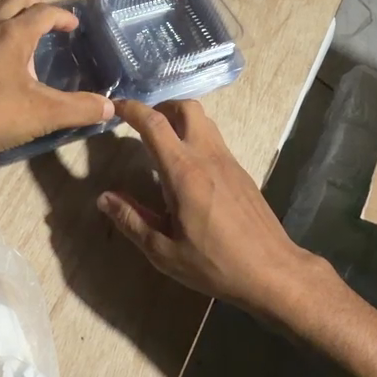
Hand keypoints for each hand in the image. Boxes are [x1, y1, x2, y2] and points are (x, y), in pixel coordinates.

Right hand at [97, 99, 330, 321]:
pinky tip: (188, 167)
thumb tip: (104, 198)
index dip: (131, 109)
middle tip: (143, 123)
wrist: (272, 270)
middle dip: (161, 106)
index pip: (153, 124)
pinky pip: (214, 139)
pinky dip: (196, 136)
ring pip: (204, 120)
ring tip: (162, 142)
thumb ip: (132, 220)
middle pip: (186, 107)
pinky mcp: (240, 171)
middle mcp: (206, 155)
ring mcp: (228, 160)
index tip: (115, 106)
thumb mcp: (164, 251)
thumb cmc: (215, 263)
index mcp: (183, 171)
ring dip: (180, 119)